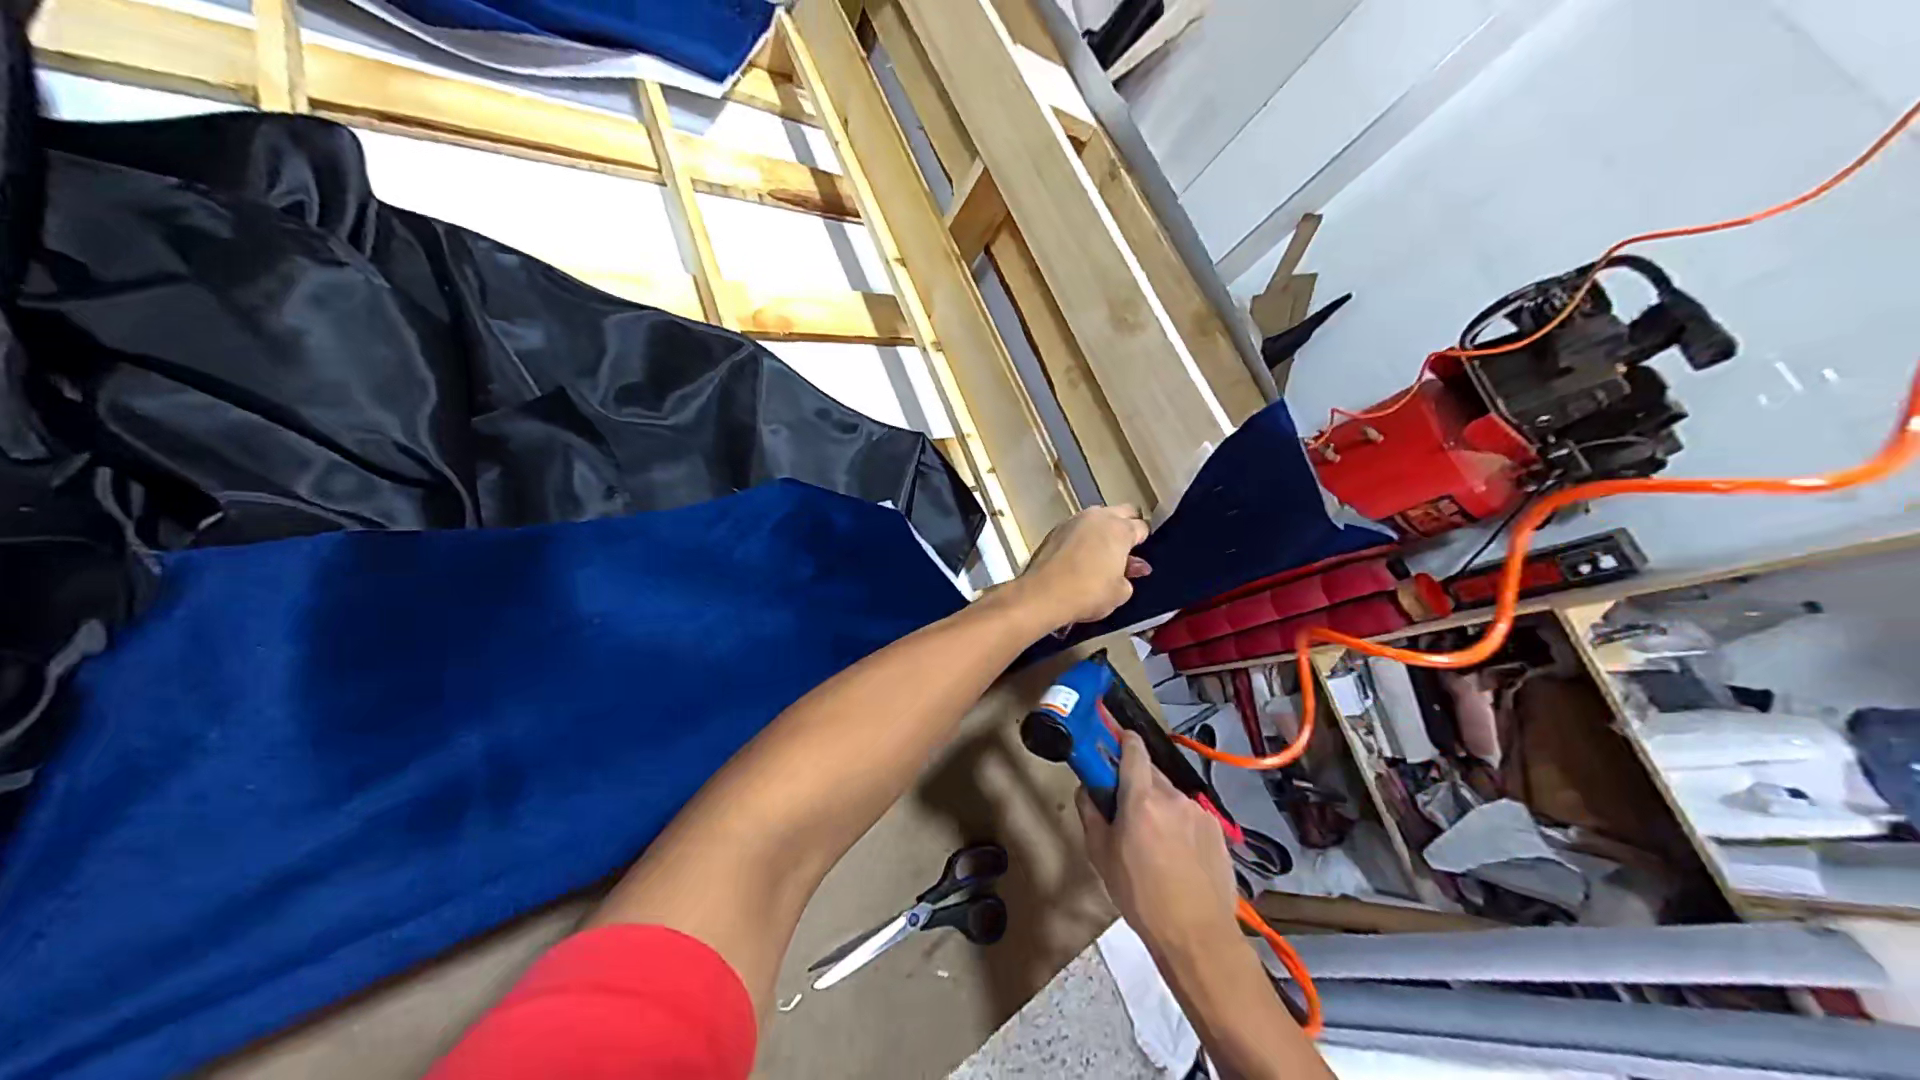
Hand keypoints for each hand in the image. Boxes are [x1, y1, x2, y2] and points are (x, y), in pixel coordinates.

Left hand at [1006, 505, 1150, 627]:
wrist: (1043, 594)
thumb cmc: (1088, 593)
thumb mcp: (1120, 592)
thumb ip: (1130, 577)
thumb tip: (1132, 568)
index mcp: (1120, 528)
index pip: (1141, 527)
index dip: (1144, 541)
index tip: (1142, 553)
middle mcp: (1097, 517)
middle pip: (1121, 512)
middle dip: (1126, 526)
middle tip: (1126, 547)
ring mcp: (1073, 521)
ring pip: (1097, 518)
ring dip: (1103, 530)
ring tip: (1103, 552)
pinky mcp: (1054, 530)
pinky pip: (1077, 529)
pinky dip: (1083, 537)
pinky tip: (1081, 556)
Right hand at [1078, 731, 1238, 956]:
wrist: (1197, 934)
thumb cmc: (1140, 896)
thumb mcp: (1101, 856)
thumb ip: (1091, 813)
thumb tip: (1087, 789)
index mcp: (1141, 799)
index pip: (1133, 748)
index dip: (1121, 737)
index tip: (1110, 738)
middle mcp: (1173, 797)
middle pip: (1150, 773)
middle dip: (1135, 781)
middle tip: (1124, 806)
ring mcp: (1199, 812)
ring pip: (1170, 796)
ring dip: (1158, 805)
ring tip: (1152, 841)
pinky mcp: (1217, 830)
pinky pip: (1189, 816)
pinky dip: (1178, 824)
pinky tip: (1176, 854)